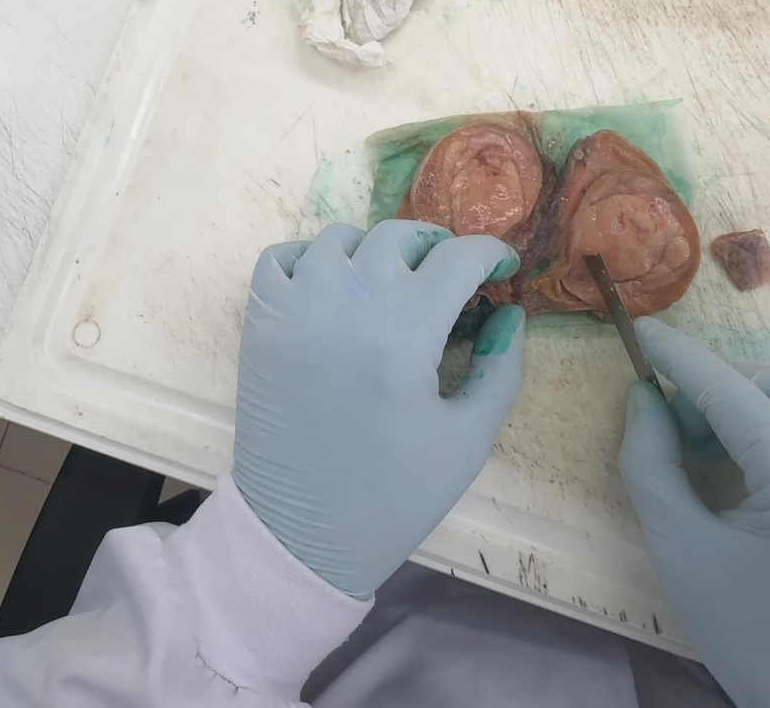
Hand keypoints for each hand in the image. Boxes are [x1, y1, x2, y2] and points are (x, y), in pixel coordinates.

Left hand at [233, 221, 524, 598]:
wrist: (300, 532)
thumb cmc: (394, 494)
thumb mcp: (469, 439)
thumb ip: (502, 367)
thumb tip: (510, 311)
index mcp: (404, 333)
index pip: (457, 258)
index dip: (490, 253)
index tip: (501, 265)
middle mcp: (346, 303)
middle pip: (399, 236)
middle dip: (436, 247)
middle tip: (450, 275)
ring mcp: (296, 306)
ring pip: (341, 237)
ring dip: (375, 249)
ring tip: (391, 282)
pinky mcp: (259, 320)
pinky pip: (282, 256)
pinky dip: (311, 256)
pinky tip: (331, 286)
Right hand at [619, 317, 769, 707]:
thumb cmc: (751, 641)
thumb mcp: (679, 552)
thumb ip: (650, 462)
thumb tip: (646, 394)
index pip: (736, 396)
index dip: (684, 359)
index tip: (644, 330)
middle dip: (720, 395)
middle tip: (681, 433)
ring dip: (760, 412)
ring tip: (727, 459)